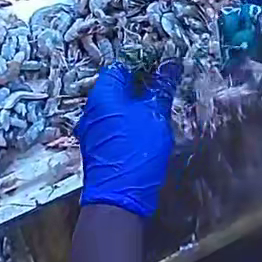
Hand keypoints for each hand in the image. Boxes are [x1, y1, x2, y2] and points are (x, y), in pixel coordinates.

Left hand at [76, 62, 178, 218]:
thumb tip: (170, 64)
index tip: (162, 69)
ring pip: (115, 110)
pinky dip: (129, 125)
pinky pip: (114, 128)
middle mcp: (91, 110)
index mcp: (101, 95)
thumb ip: (161, 88)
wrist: (118, 197)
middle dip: (139, 88)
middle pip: (116, 90)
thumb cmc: (135, 150)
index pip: (119, 68)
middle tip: (164, 88)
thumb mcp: (154, 115)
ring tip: (159, 109)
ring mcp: (92, 131)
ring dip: (135, 108)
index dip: (141, 66)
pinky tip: (147, 131)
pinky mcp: (98, 149)